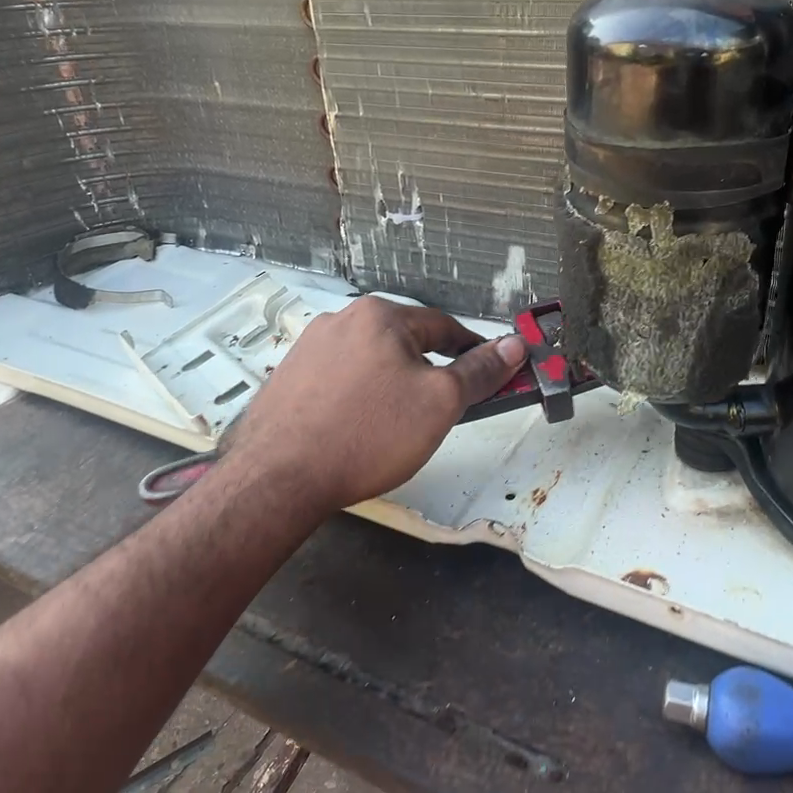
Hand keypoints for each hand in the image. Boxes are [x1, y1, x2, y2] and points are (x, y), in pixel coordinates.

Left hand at [230, 296, 526, 513]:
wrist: (279, 477)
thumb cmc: (367, 435)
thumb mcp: (440, 403)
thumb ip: (480, 371)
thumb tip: (513, 345)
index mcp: (380, 315)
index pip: (444, 327)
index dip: (473, 352)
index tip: (490, 374)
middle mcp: (341, 319)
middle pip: (405, 342)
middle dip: (428, 371)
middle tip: (442, 409)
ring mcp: (309, 347)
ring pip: (371, 360)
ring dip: (392, 384)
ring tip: (396, 426)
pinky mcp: (288, 377)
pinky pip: (340, 378)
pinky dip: (358, 396)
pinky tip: (358, 427)